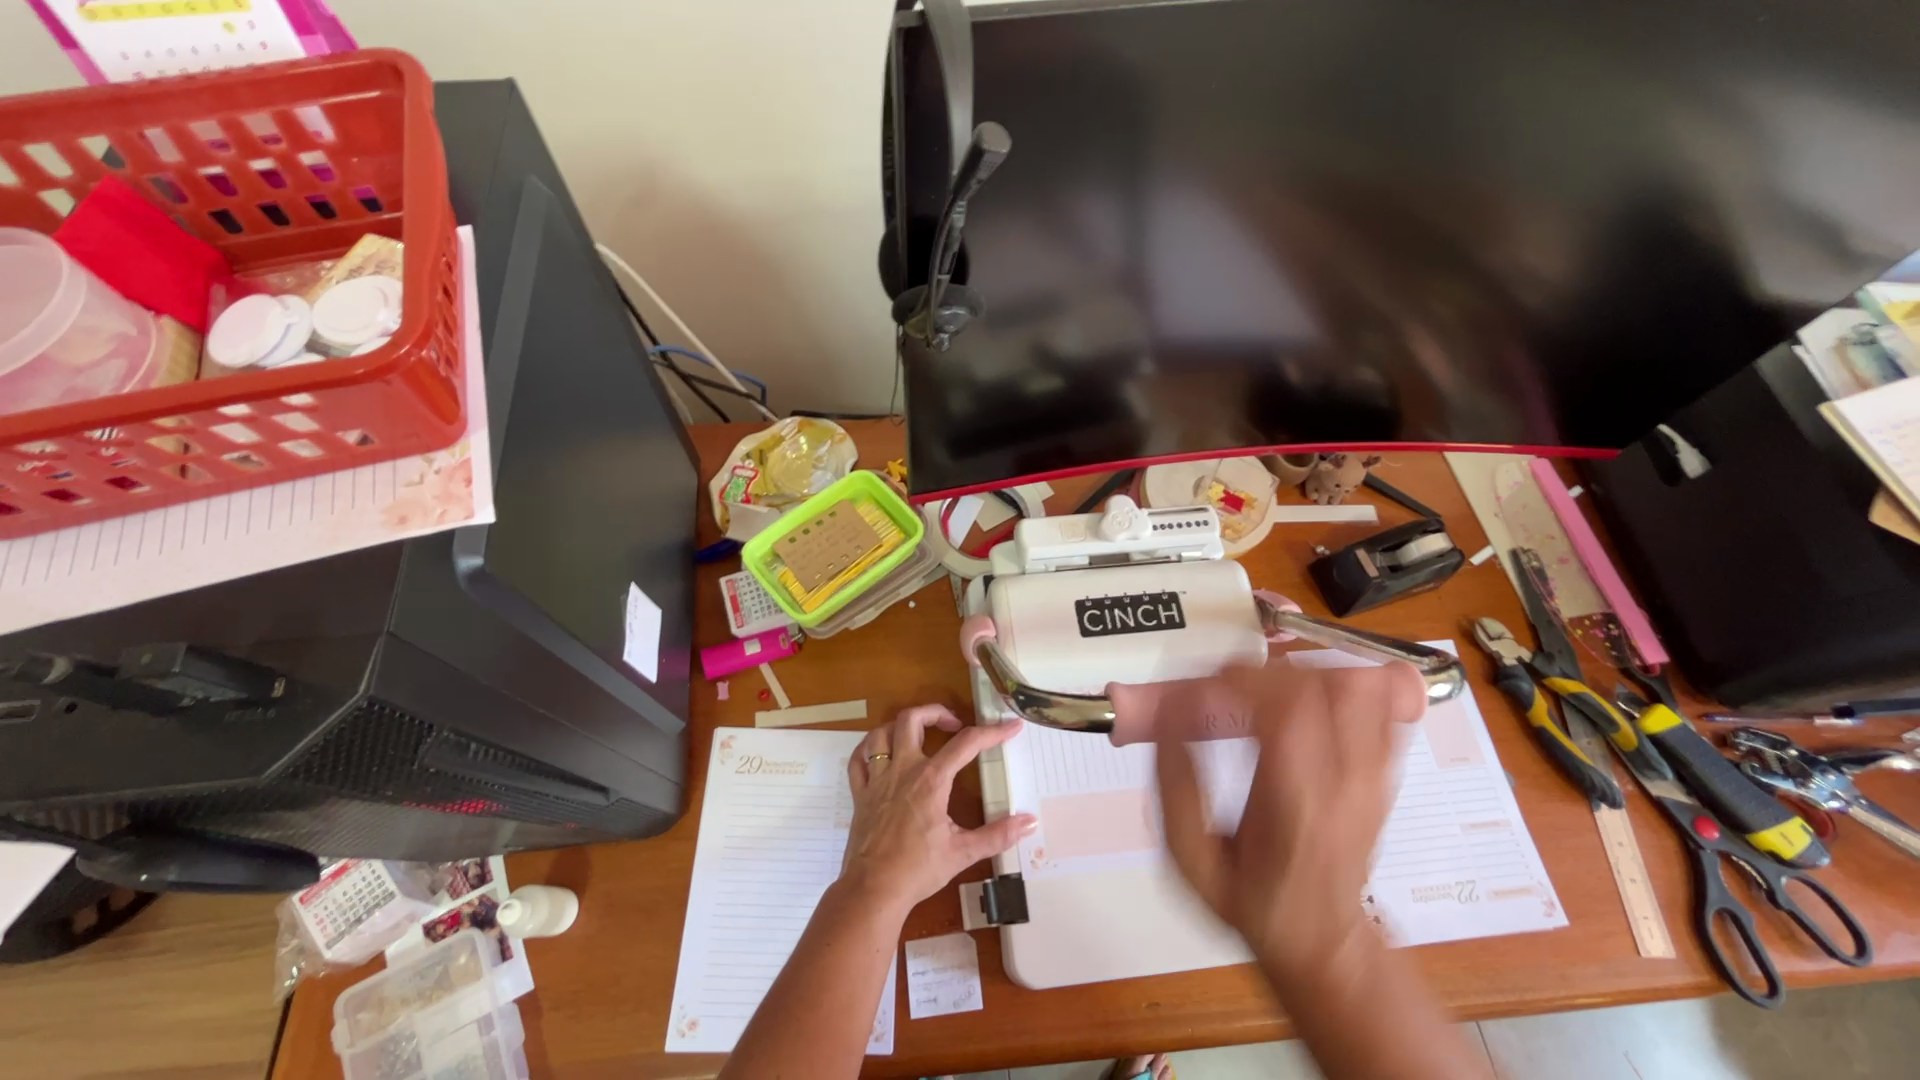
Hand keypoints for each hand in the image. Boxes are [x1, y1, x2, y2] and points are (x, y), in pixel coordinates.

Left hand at [842, 706, 1036, 914]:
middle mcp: (902, 770)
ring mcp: (877, 780)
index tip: (1011, 727)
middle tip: (953, 725)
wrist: (873, 890)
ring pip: (881, 733)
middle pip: (912, 720)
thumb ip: (998, 835)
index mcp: (931, 780)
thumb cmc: (918, 870)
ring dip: (900, 726)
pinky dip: (868, 749)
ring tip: (918, 734)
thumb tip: (1029, 822)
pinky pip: (858, 760)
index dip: (993, 732)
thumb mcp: (963, 852)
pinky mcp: (860, 794)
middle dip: (935, 713)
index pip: (966, 743)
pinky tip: (881, 753)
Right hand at [1154, 661, 1426, 985]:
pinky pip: (1383, 705)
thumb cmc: (1250, 901)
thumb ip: (1177, 788)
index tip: (1206, 683)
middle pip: (1326, 688)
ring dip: (1307, 671)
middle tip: (1228, 682)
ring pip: (1361, 688)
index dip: (1244, 680)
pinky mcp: (1387, 771)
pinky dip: (1346, 683)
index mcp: (1297, 806)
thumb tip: (1169, 718)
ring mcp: (1375, 776)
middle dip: (1268, 669)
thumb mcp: (1192, 860)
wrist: (1322, 939)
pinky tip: (1310, 693)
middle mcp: (1347, 783)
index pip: (1289, 712)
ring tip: (1268, 685)